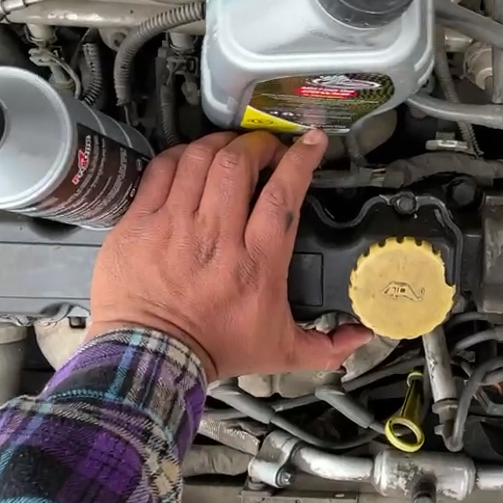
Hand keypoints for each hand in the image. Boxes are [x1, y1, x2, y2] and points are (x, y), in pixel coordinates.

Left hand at [89, 129, 372, 379]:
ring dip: (221, 144)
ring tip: (231, 149)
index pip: (282, 194)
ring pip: (200, 160)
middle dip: (258, 145)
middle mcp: (216, 236)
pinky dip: (182, 156)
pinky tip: (192, 160)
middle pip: (238, 164)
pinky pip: (161, 171)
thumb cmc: (216, 350)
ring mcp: (174, 225)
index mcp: (257, 262)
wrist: (150, 359)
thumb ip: (327, 346)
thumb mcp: (282, 353)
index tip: (311, 143)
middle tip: (267, 150)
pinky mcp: (140, 223)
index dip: (300, 160)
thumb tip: (362, 338)